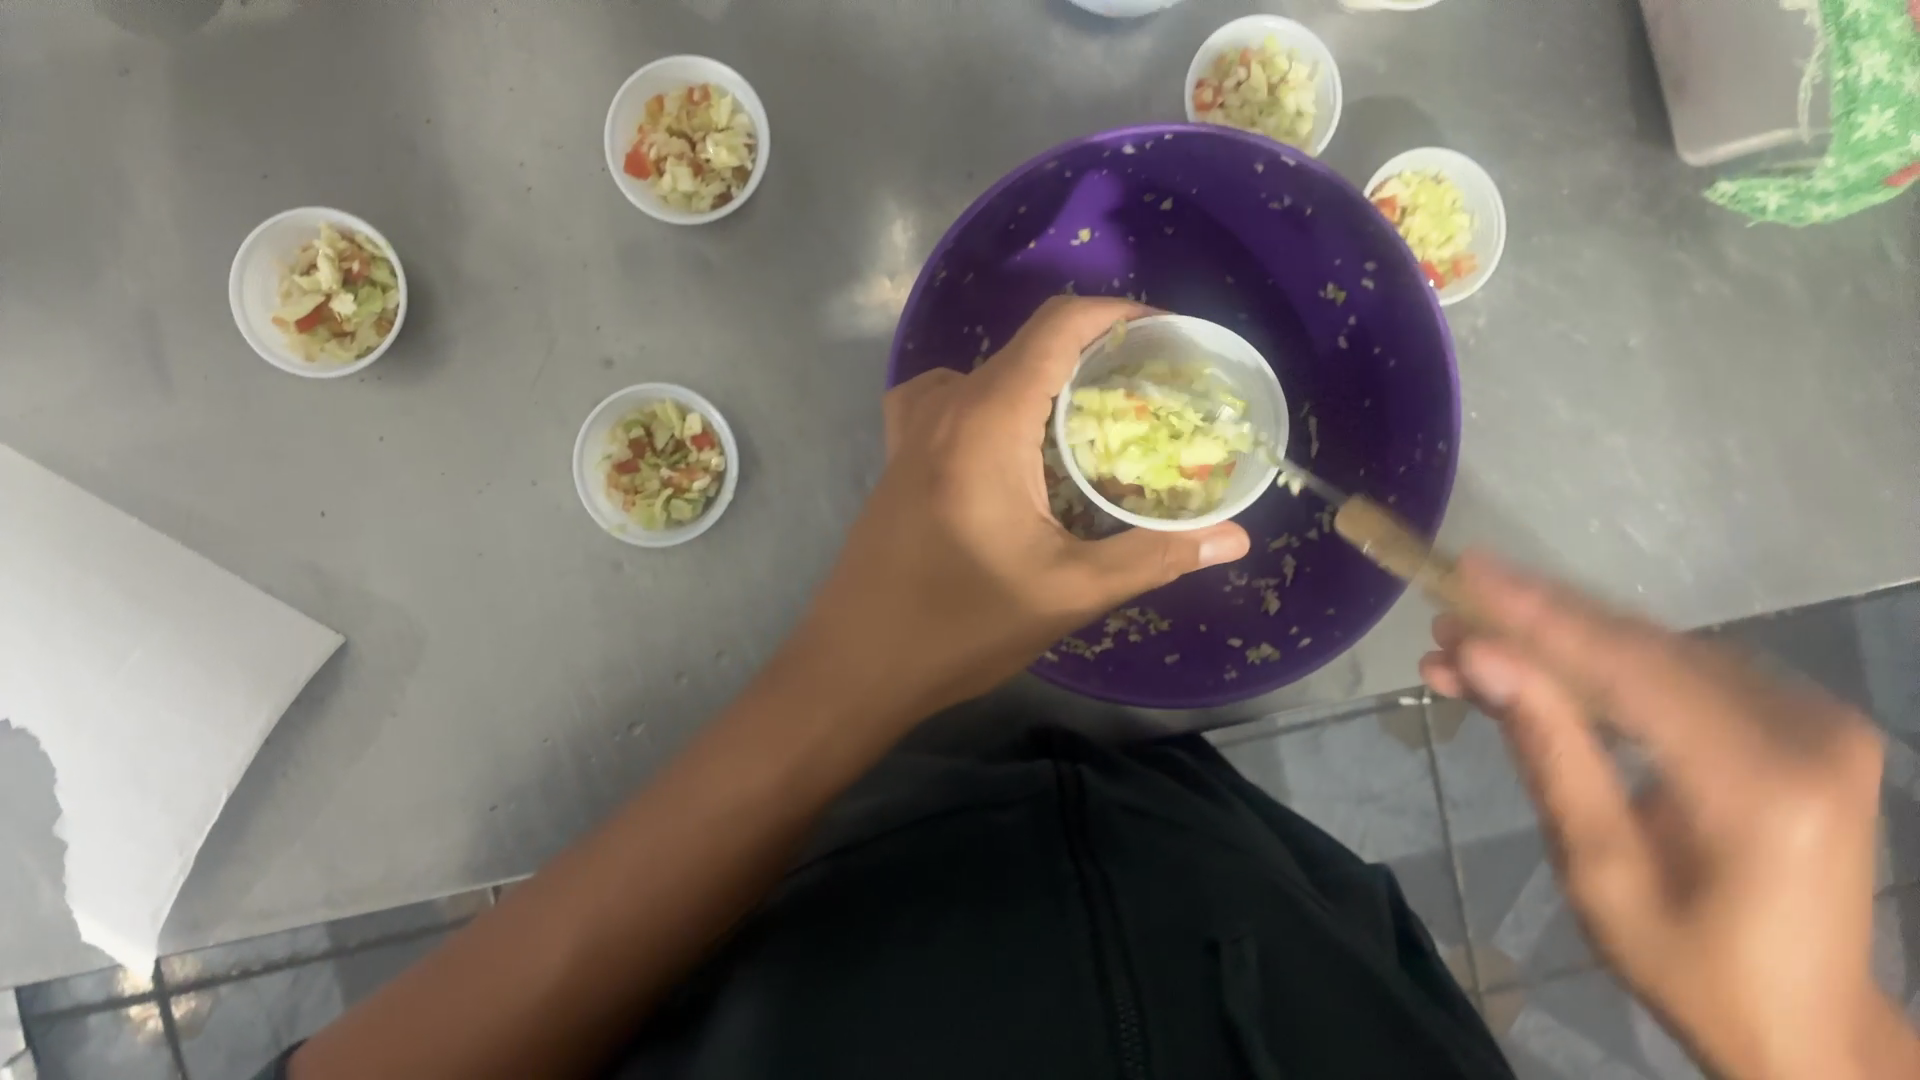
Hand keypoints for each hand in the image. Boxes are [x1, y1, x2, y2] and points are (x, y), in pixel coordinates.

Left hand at [797, 296, 1248, 720]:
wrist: (854, 666)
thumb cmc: (959, 627)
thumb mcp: (1068, 594)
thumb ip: (1153, 557)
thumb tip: (1233, 539)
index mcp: (986, 422)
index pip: (1057, 327)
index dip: (1117, 315)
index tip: (1166, 337)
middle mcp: (944, 408)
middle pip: (1026, 347)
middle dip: (1092, 356)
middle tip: (1148, 394)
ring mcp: (911, 431)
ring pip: (987, 371)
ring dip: (1042, 379)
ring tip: (1088, 418)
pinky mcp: (897, 458)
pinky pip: (949, 399)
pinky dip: (993, 400)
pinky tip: (1011, 446)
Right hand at [1421, 554, 1917, 1079]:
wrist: (1808, 1022)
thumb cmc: (1689, 963)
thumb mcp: (1597, 865)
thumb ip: (1546, 748)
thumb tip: (1478, 658)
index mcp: (1760, 782)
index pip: (1627, 667)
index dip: (1537, 617)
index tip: (1463, 574)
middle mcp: (1804, 731)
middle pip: (1641, 648)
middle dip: (1533, 628)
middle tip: (1445, 620)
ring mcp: (1811, 720)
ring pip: (1652, 650)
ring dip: (1556, 644)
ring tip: (1468, 647)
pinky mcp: (1799, 721)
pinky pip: (1677, 670)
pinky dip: (1599, 664)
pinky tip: (1537, 667)